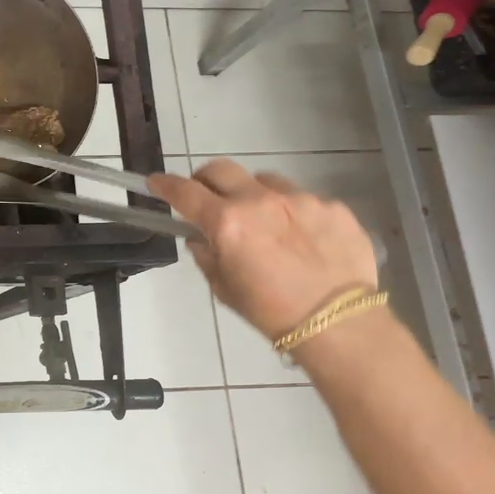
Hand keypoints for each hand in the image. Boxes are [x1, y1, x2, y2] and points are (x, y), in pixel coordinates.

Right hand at [148, 160, 377, 340]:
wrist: (339, 324)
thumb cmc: (271, 312)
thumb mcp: (224, 288)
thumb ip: (207, 255)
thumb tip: (202, 238)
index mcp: (227, 222)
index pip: (185, 192)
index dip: (165, 184)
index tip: (155, 182)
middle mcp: (260, 201)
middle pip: (221, 169)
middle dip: (205, 179)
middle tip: (206, 196)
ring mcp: (301, 199)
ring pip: (264, 180)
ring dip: (252, 193)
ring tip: (262, 220)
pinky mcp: (333, 206)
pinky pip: (303, 198)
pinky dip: (291, 211)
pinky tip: (300, 238)